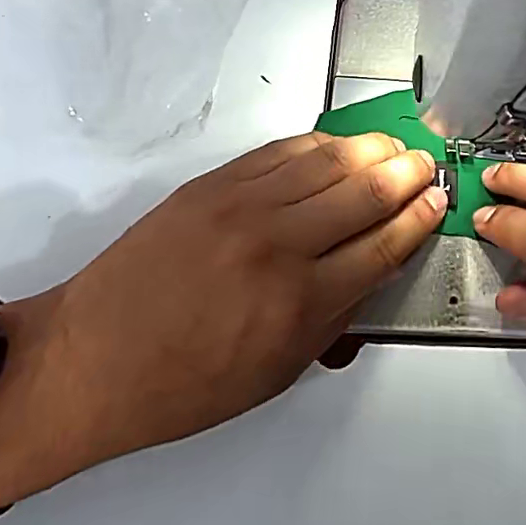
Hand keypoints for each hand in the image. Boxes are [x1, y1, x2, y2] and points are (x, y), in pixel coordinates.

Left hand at [0, 131, 443, 506]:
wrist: (89, 359)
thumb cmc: (183, 382)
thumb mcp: (276, 371)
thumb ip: (334, 317)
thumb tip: (374, 268)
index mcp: (299, 304)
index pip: (382, 245)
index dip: (418, 218)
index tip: (436, 201)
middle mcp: (278, 245)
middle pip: (365, 191)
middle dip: (407, 172)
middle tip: (426, 164)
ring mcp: (242, 205)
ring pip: (328, 159)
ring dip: (372, 147)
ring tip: (394, 144)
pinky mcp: (213, 184)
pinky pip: (280, 150)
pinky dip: (319, 142)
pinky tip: (339, 143)